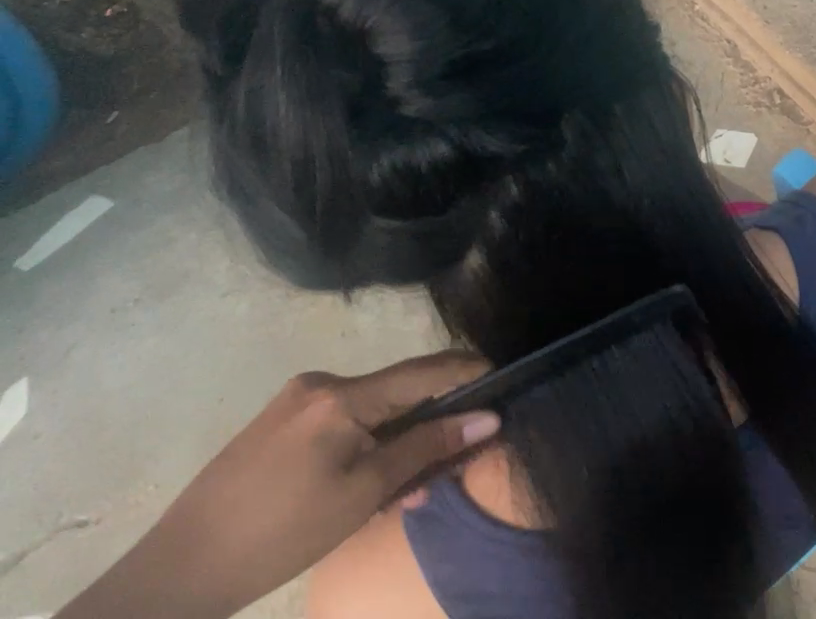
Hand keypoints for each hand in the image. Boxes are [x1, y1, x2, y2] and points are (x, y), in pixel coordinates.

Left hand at [57, 352, 497, 618]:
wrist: (172, 576)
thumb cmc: (278, 534)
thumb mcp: (365, 493)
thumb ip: (429, 448)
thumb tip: (490, 418)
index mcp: (343, 395)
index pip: (431, 370)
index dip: (477, 376)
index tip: (512, 392)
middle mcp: (322, 384)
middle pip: (405, 389)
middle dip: (437, 421)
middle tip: (455, 464)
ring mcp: (297, 402)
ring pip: (378, 408)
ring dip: (404, 439)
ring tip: (409, 490)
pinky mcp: (281, 423)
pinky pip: (348, 420)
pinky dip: (372, 444)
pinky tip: (372, 483)